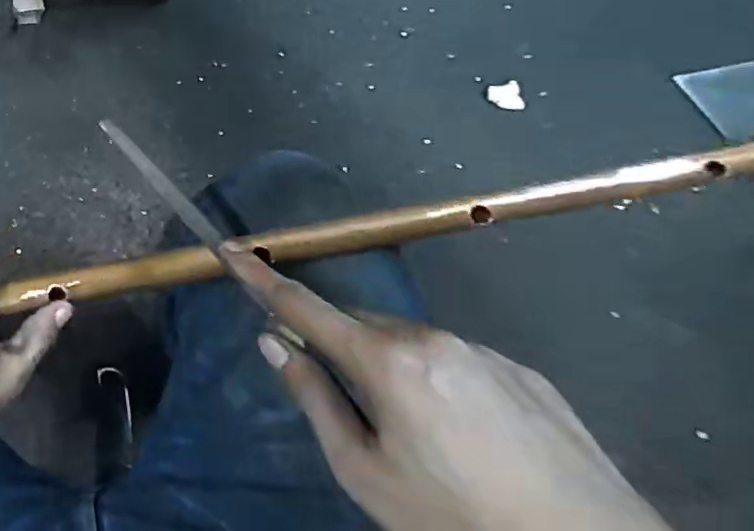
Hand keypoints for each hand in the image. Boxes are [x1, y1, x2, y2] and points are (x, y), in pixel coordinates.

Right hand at [219, 243, 669, 530]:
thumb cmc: (459, 522)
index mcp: (385, 360)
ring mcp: (482, 350)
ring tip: (426, 437)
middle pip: (361, 325)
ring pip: (413, 343)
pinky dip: (444, 383)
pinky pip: (461, 362)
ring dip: (397, 369)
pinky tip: (473, 440)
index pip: (304, 306)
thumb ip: (315, 400)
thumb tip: (274, 342)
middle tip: (356, 406)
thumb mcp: (368, 476)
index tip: (229, 250)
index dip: (260, 279)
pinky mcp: (523, 372)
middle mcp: (430, 337)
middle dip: (343, 348)